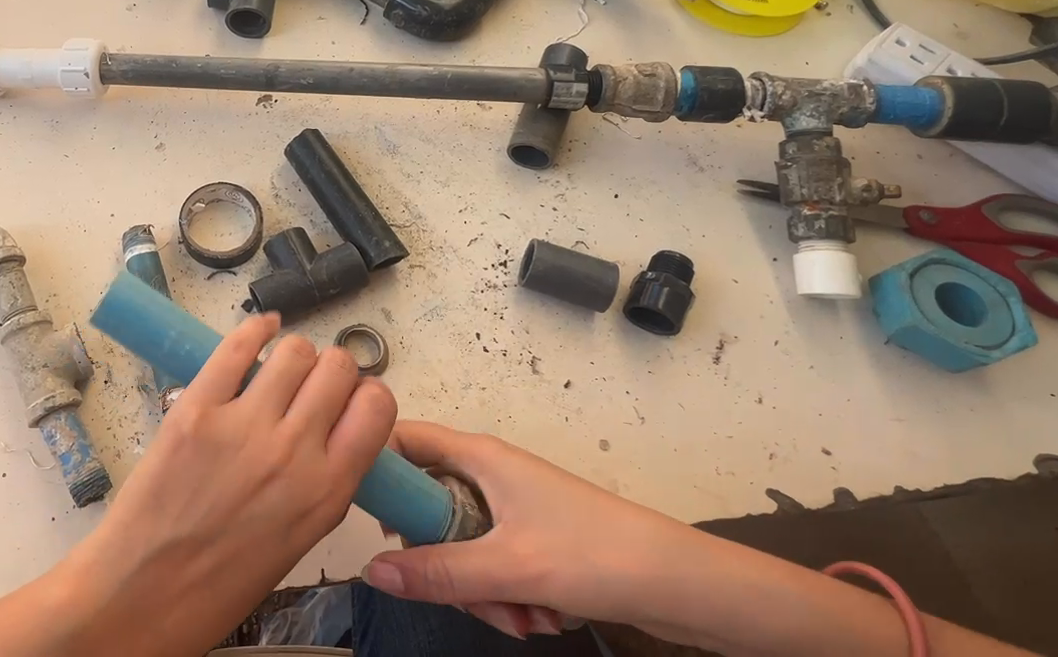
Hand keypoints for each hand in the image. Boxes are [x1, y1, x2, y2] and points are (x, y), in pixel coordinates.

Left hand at [66, 313, 396, 654]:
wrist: (143, 593)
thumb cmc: (221, 582)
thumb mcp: (299, 539)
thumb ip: (323, 482)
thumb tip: (331, 431)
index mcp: (328, 492)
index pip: (377, 407)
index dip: (366, 395)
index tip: (349, 400)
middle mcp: (295, 451)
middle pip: (338, 368)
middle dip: (332, 369)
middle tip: (310, 385)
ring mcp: (243, 425)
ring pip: (293, 351)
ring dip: (293, 354)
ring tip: (278, 369)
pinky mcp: (196, 407)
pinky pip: (235, 348)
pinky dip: (254, 330)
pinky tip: (260, 330)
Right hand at [361, 421, 705, 640]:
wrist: (686, 585)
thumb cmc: (593, 554)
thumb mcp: (509, 568)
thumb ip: (438, 571)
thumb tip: (371, 570)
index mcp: (478, 456)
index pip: (405, 438)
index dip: (379, 467)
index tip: (374, 518)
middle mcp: (489, 474)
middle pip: (430, 506)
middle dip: (442, 559)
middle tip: (461, 592)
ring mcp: (513, 508)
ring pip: (462, 544)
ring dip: (481, 589)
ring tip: (521, 619)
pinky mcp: (535, 539)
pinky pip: (494, 563)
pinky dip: (506, 595)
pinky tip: (538, 620)